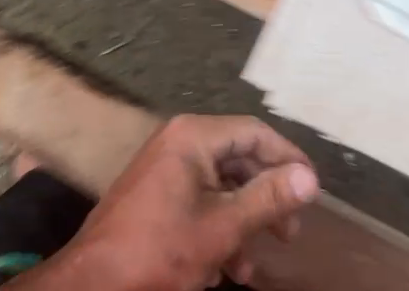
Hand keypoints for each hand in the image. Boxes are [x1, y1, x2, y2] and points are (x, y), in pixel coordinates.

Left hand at [28, 115, 319, 290]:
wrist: (94, 282)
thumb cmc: (160, 249)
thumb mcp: (222, 227)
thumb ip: (267, 199)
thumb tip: (310, 177)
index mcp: (193, 136)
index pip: (254, 132)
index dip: (288, 159)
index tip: (313, 191)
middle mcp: (179, 141)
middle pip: (239, 159)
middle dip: (265, 200)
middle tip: (288, 235)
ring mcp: (165, 167)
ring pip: (221, 187)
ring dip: (242, 224)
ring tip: (251, 266)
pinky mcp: (156, 194)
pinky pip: (199, 201)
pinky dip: (217, 230)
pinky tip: (223, 270)